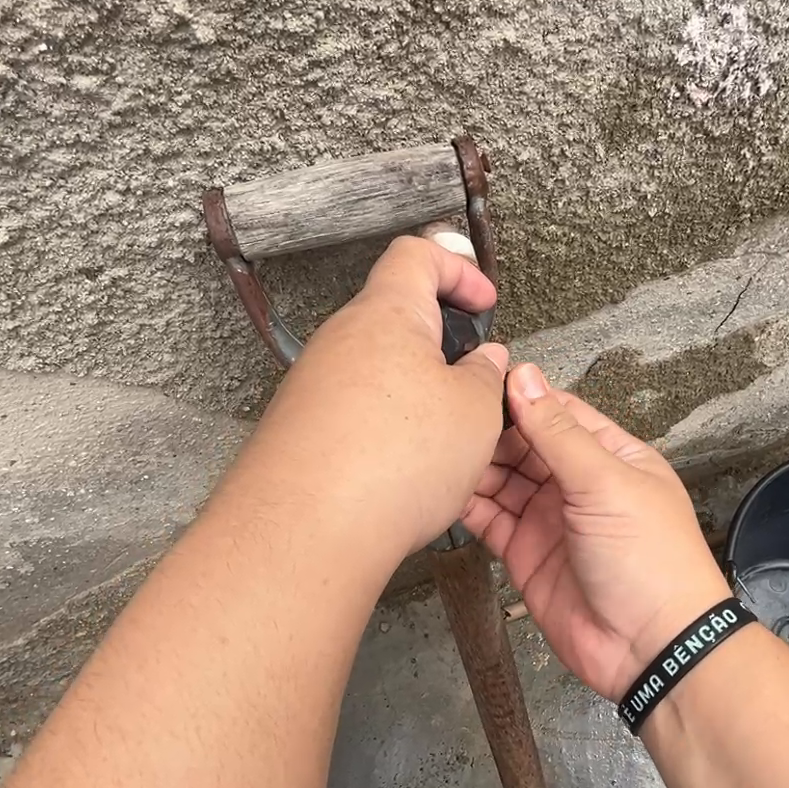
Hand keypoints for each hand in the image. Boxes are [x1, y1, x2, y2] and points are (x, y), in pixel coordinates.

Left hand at [228, 235, 509, 555]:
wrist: (306, 532)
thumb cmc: (394, 460)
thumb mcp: (475, 412)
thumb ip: (487, 376)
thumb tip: (485, 361)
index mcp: (385, 316)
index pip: (416, 255)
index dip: (458, 268)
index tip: (484, 302)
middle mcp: (341, 340)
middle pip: (395, 317)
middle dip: (442, 345)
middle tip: (474, 382)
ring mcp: (314, 384)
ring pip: (378, 370)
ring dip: (418, 392)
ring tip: (446, 439)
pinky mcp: (302, 428)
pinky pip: (356, 409)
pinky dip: (389, 426)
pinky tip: (407, 469)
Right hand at [463, 364, 730, 700]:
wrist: (649, 646)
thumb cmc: (649, 558)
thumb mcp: (606, 483)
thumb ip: (559, 433)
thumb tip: (525, 376)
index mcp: (610, 455)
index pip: (558, 412)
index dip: (521, 397)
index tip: (478, 377)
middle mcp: (577, 483)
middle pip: (524, 444)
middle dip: (491, 432)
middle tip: (450, 417)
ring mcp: (549, 518)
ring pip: (502, 480)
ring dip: (475, 466)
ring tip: (438, 448)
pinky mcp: (524, 553)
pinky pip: (490, 519)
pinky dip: (468, 504)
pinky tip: (442, 486)